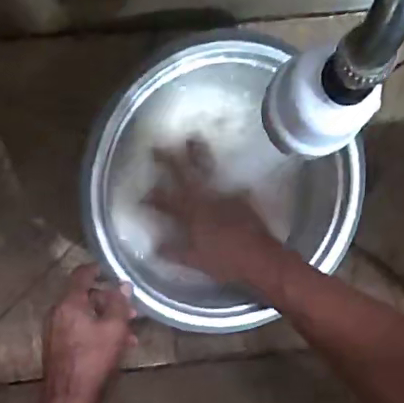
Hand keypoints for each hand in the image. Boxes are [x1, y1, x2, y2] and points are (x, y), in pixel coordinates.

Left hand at [40, 264, 136, 402]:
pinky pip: (78, 329)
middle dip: (109, 300)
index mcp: (69, 303)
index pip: (82, 274)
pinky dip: (95, 330)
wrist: (68, 397)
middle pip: (84, 296)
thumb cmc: (93, 360)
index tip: (113, 269)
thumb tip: (122, 286)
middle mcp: (57, 312)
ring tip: (129, 332)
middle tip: (131, 310)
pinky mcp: (56, 346)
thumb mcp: (114, 329)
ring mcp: (54, 330)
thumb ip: (119, 304)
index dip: (98, 268)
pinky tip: (114, 346)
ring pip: (83, 315)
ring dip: (105, 319)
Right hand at [146, 139, 287, 287]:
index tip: (141, 195)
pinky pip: (230, 186)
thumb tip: (156, 248)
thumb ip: (175, 252)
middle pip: (185, 174)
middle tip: (158, 146)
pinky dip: (224, 182)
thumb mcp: (196, 261)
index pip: (166, 201)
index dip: (152, 197)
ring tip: (193, 140)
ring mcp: (226, 196)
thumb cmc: (227, 262)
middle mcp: (207, 200)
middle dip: (170, 160)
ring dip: (198, 155)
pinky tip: (224, 180)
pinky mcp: (243, 199)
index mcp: (192, 215)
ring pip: (208, 171)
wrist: (262, 259)